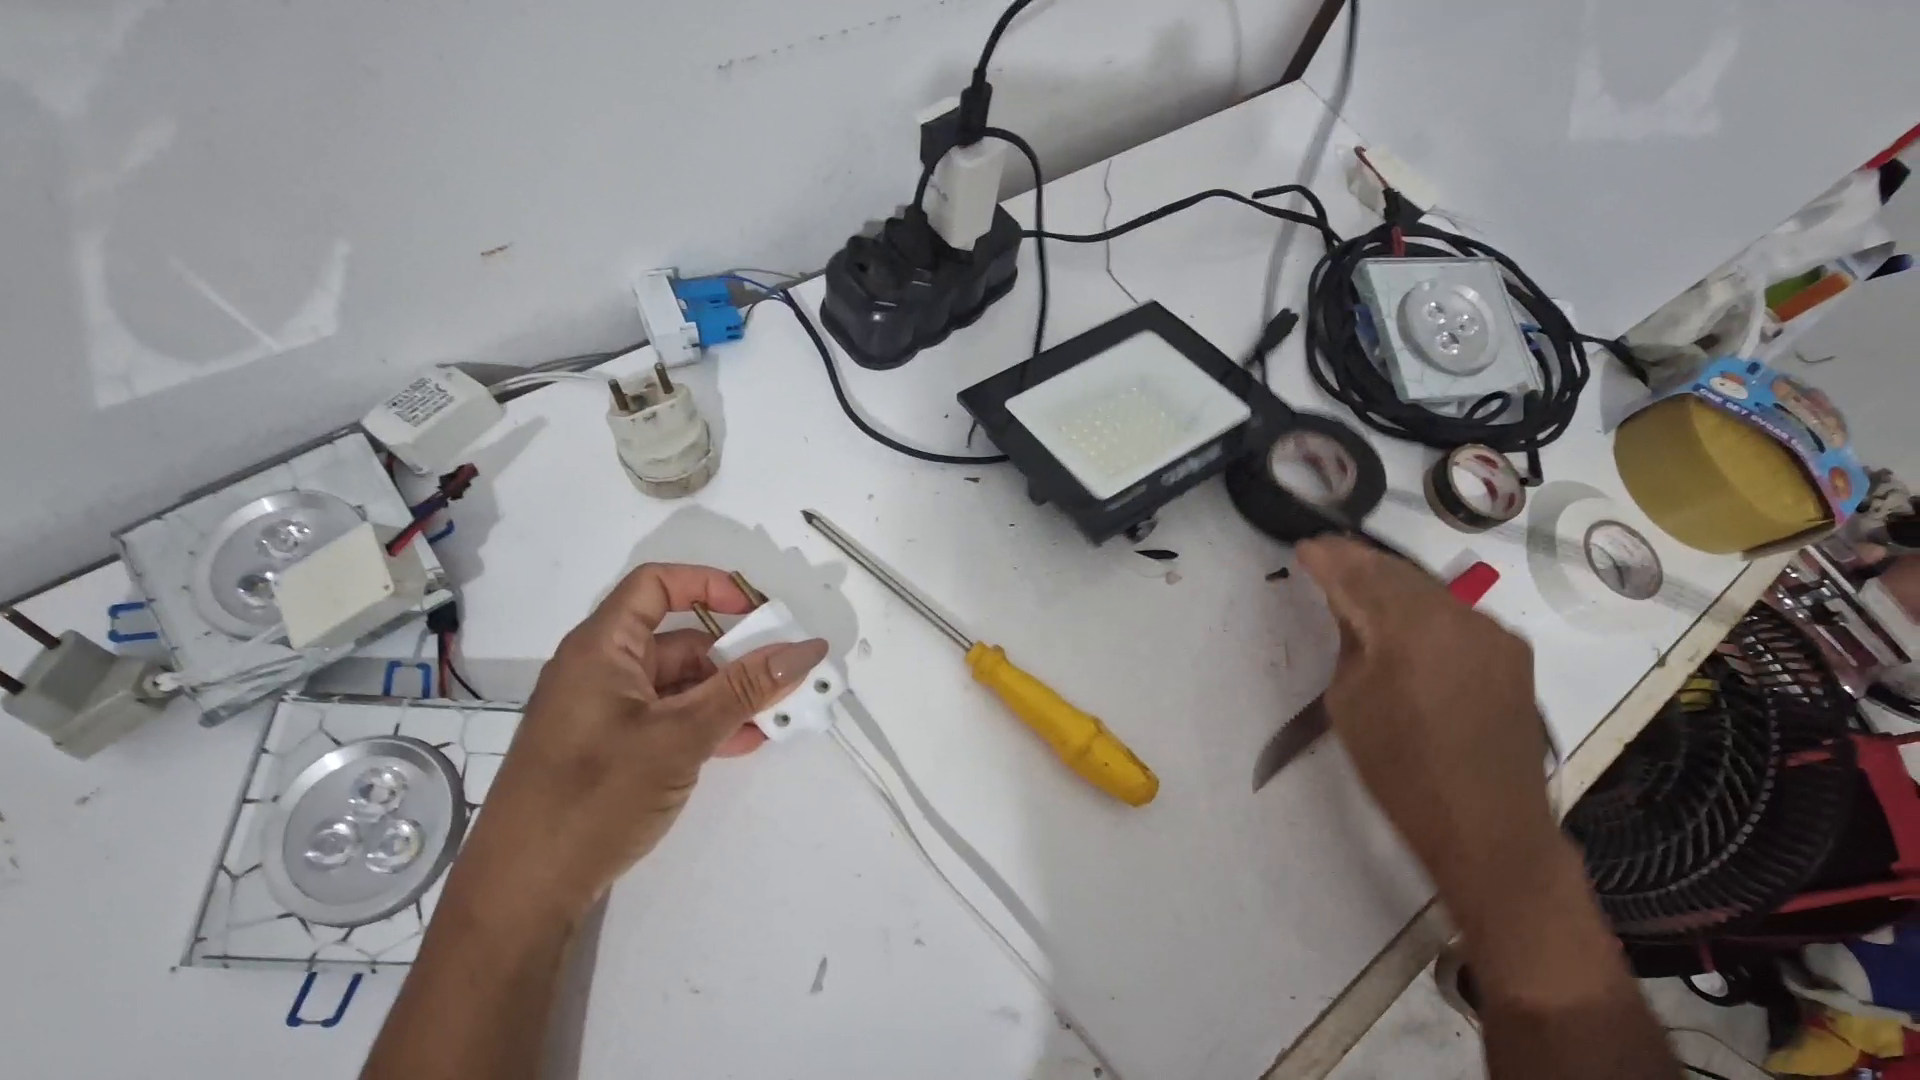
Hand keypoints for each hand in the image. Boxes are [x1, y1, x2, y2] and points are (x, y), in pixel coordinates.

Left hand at [449, 563, 828, 922]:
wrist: (522, 891)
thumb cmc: (596, 796)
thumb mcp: (681, 737)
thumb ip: (746, 689)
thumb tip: (808, 648)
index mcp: (602, 648)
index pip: (656, 585)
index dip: (709, 585)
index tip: (759, 613)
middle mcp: (599, 670)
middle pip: (676, 640)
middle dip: (733, 655)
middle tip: (783, 676)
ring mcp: (602, 713)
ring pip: (676, 685)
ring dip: (725, 696)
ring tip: (773, 717)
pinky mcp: (607, 751)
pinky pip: (665, 720)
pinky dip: (703, 725)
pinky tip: (740, 745)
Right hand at [1297, 536, 1557, 908]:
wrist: (1486, 825)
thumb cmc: (1399, 768)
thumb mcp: (1349, 700)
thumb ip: (1350, 641)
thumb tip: (1350, 607)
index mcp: (1410, 627)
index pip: (1359, 576)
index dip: (1327, 559)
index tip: (1304, 547)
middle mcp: (1458, 616)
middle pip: (1397, 572)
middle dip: (1358, 560)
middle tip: (1325, 552)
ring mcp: (1492, 632)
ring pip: (1428, 589)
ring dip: (1391, 581)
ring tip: (1357, 576)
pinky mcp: (1512, 652)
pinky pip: (1455, 613)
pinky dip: (1422, 606)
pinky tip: (1403, 614)